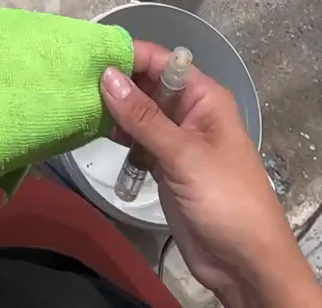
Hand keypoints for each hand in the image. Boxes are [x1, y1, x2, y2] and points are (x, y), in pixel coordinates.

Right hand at [101, 42, 321, 307]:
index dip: (127, 55)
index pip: (160, 62)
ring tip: (78, 103)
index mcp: (203, 97)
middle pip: (146, 83)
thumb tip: (106, 75)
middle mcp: (189, 111)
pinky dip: (119, 134)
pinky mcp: (165, 164)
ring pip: (139, 111)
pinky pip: (138, 138)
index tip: (89, 57)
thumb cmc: (226, 200)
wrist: (247, 266)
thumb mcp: (183, 155)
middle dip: (115, 81)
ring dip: (114, 108)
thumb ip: (143, 117)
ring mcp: (176, 138)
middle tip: (74, 80)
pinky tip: (94, 130)